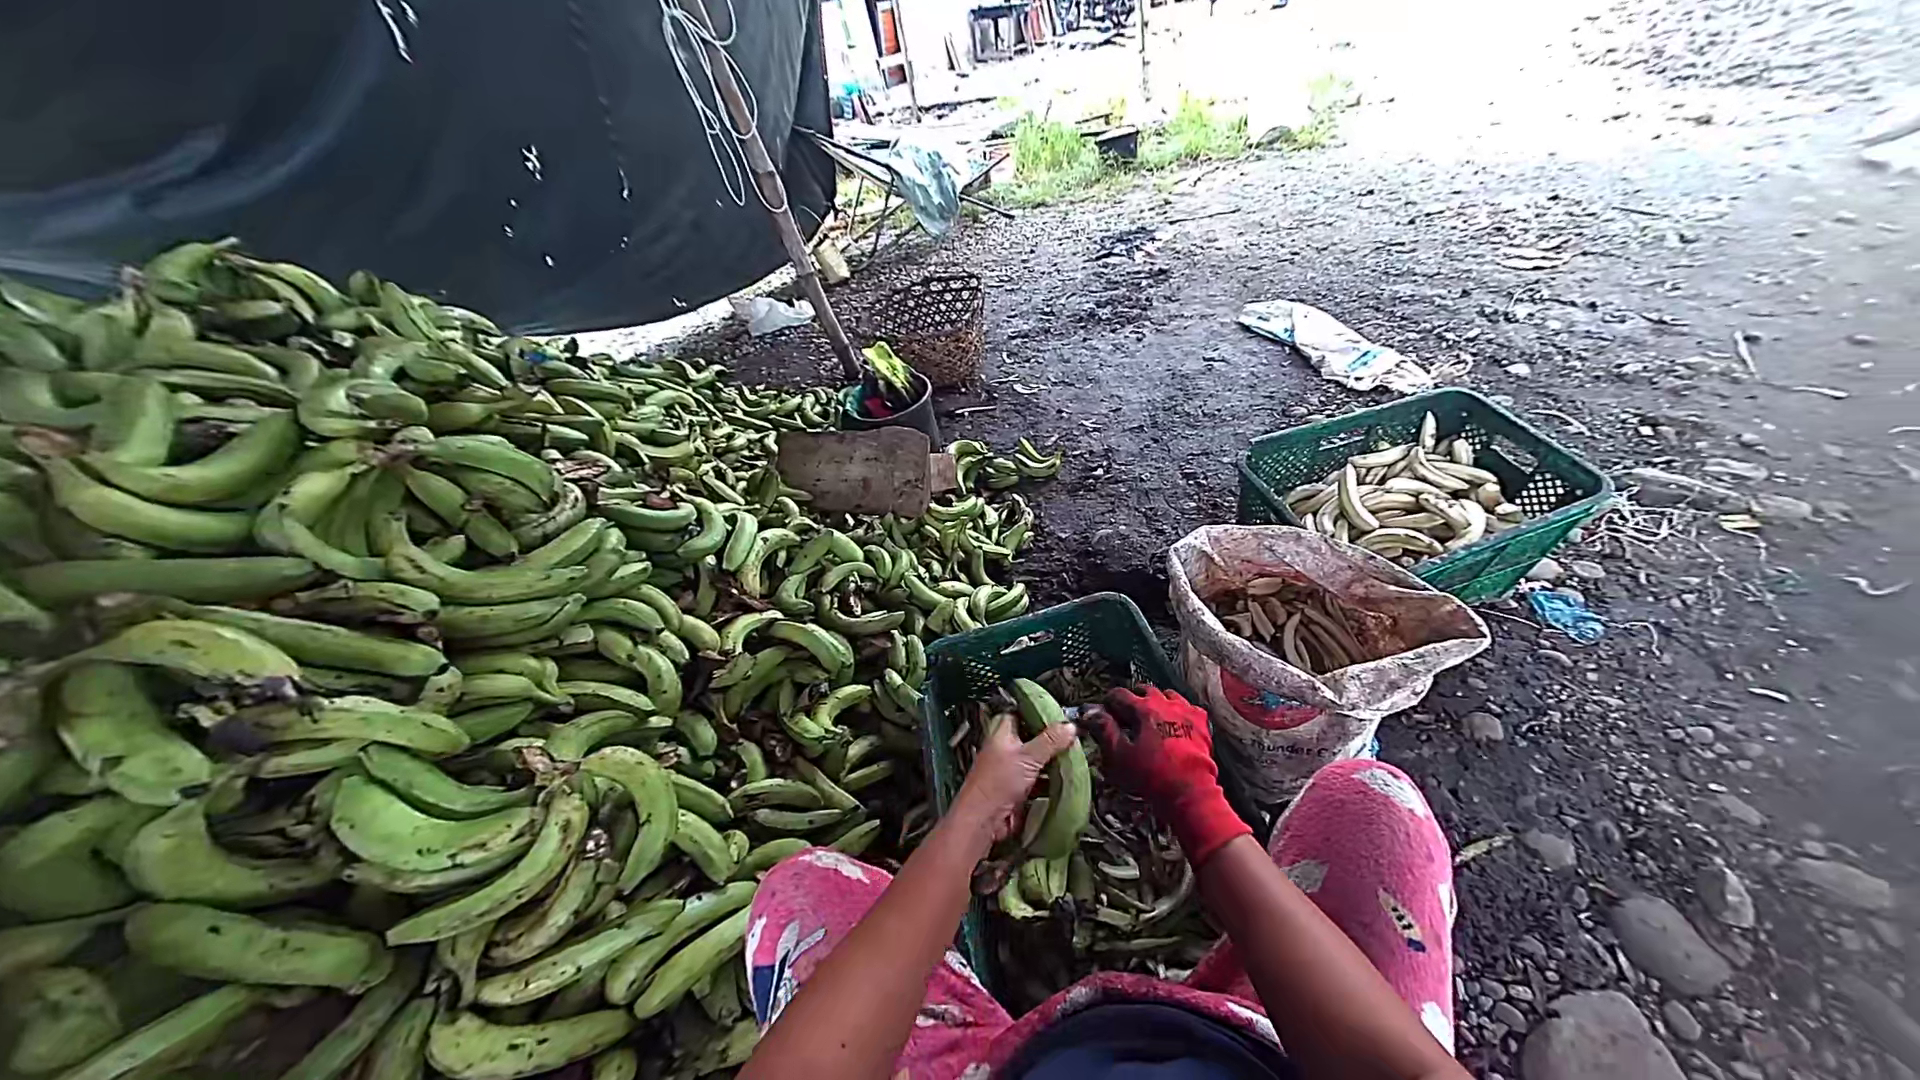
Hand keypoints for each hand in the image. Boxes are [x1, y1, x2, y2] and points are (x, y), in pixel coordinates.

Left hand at [950, 712, 1078, 844]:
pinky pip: (1039, 778)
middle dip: (1051, 739)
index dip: (1039, 713)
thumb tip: (1069, 727)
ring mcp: (1012, 768)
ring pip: (1037, 758)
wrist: (984, 820)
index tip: (1060, 715)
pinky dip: (1051, 779)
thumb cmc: (995, 783)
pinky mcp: (1019, 788)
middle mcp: (1006, 748)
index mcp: (1002, 732)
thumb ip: (1050, 741)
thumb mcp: (1027, 756)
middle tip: (1071, 738)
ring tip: (1072, 757)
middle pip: (1033, 737)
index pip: (1021, 713)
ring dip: (1053, 760)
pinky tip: (1065, 779)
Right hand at [1087, 686, 1250, 867]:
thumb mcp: (1119, 755)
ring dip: (1156, 703)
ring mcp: (1186, 711)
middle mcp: (1165, 703)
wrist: (1189, 792)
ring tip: (1151, 720)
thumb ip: (1104, 730)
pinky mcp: (1201, 724)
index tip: (1105, 712)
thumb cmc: (1152, 776)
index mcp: (1143, 708)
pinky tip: (1174, 724)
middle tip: (1126, 717)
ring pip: (1167, 696)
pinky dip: (1179, 712)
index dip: (1108, 703)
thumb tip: (1092, 713)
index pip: (1119, 694)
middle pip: (1143, 690)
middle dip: (1132, 700)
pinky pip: (1187, 708)